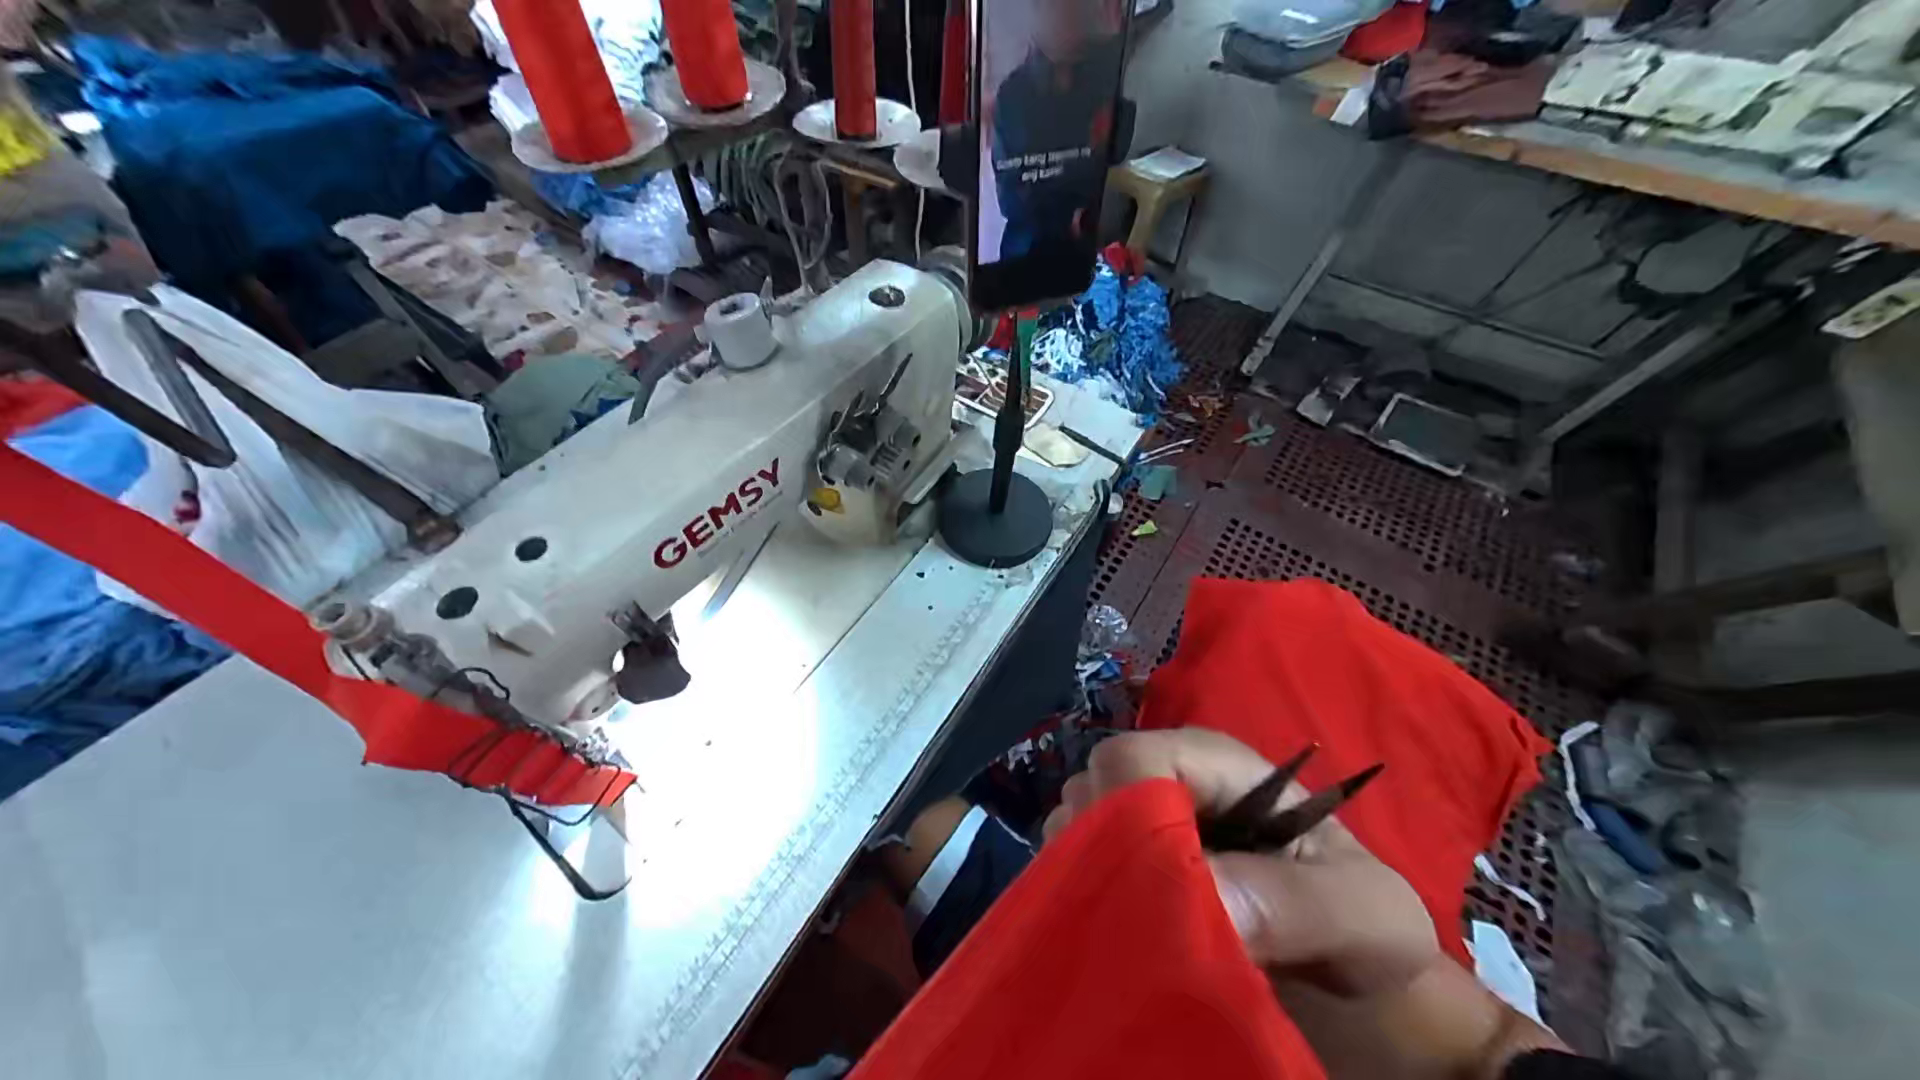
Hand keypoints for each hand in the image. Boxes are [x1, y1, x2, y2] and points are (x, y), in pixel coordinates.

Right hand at [1043, 728, 1440, 997]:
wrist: (1356, 996)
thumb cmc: (1365, 936)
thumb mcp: (1365, 914)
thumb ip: (1295, 900)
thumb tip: (1208, 896)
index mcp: (1213, 765)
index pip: (1131, 759)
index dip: (1124, 811)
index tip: (1143, 888)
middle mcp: (1164, 784)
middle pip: (1091, 791)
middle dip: (1100, 853)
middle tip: (1138, 923)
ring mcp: (1140, 828)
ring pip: (1074, 831)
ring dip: (1090, 885)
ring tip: (1132, 939)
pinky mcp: (1127, 872)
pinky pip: (1076, 871)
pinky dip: (1084, 904)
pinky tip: (1116, 942)